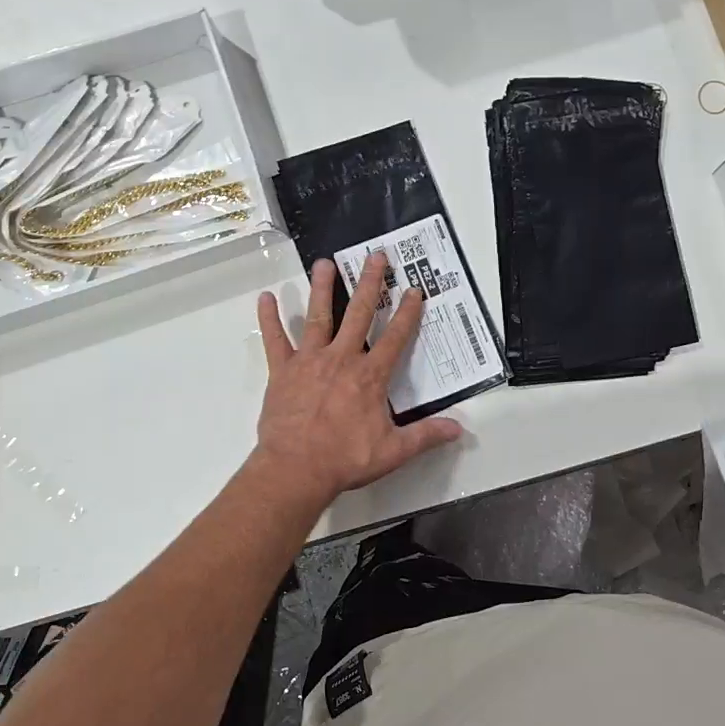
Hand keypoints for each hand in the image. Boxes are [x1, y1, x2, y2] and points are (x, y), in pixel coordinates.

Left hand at [252, 254, 462, 499]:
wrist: (296, 469)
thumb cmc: (345, 459)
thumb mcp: (393, 450)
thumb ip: (426, 436)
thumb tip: (458, 429)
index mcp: (370, 375)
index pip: (395, 337)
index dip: (407, 313)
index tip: (415, 290)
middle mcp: (342, 359)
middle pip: (358, 313)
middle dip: (370, 283)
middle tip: (376, 256)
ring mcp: (309, 361)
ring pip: (318, 316)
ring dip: (322, 288)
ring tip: (324, 262)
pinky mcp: (282, 371)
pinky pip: (275, 340)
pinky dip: (269, 318)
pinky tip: (265, 297)